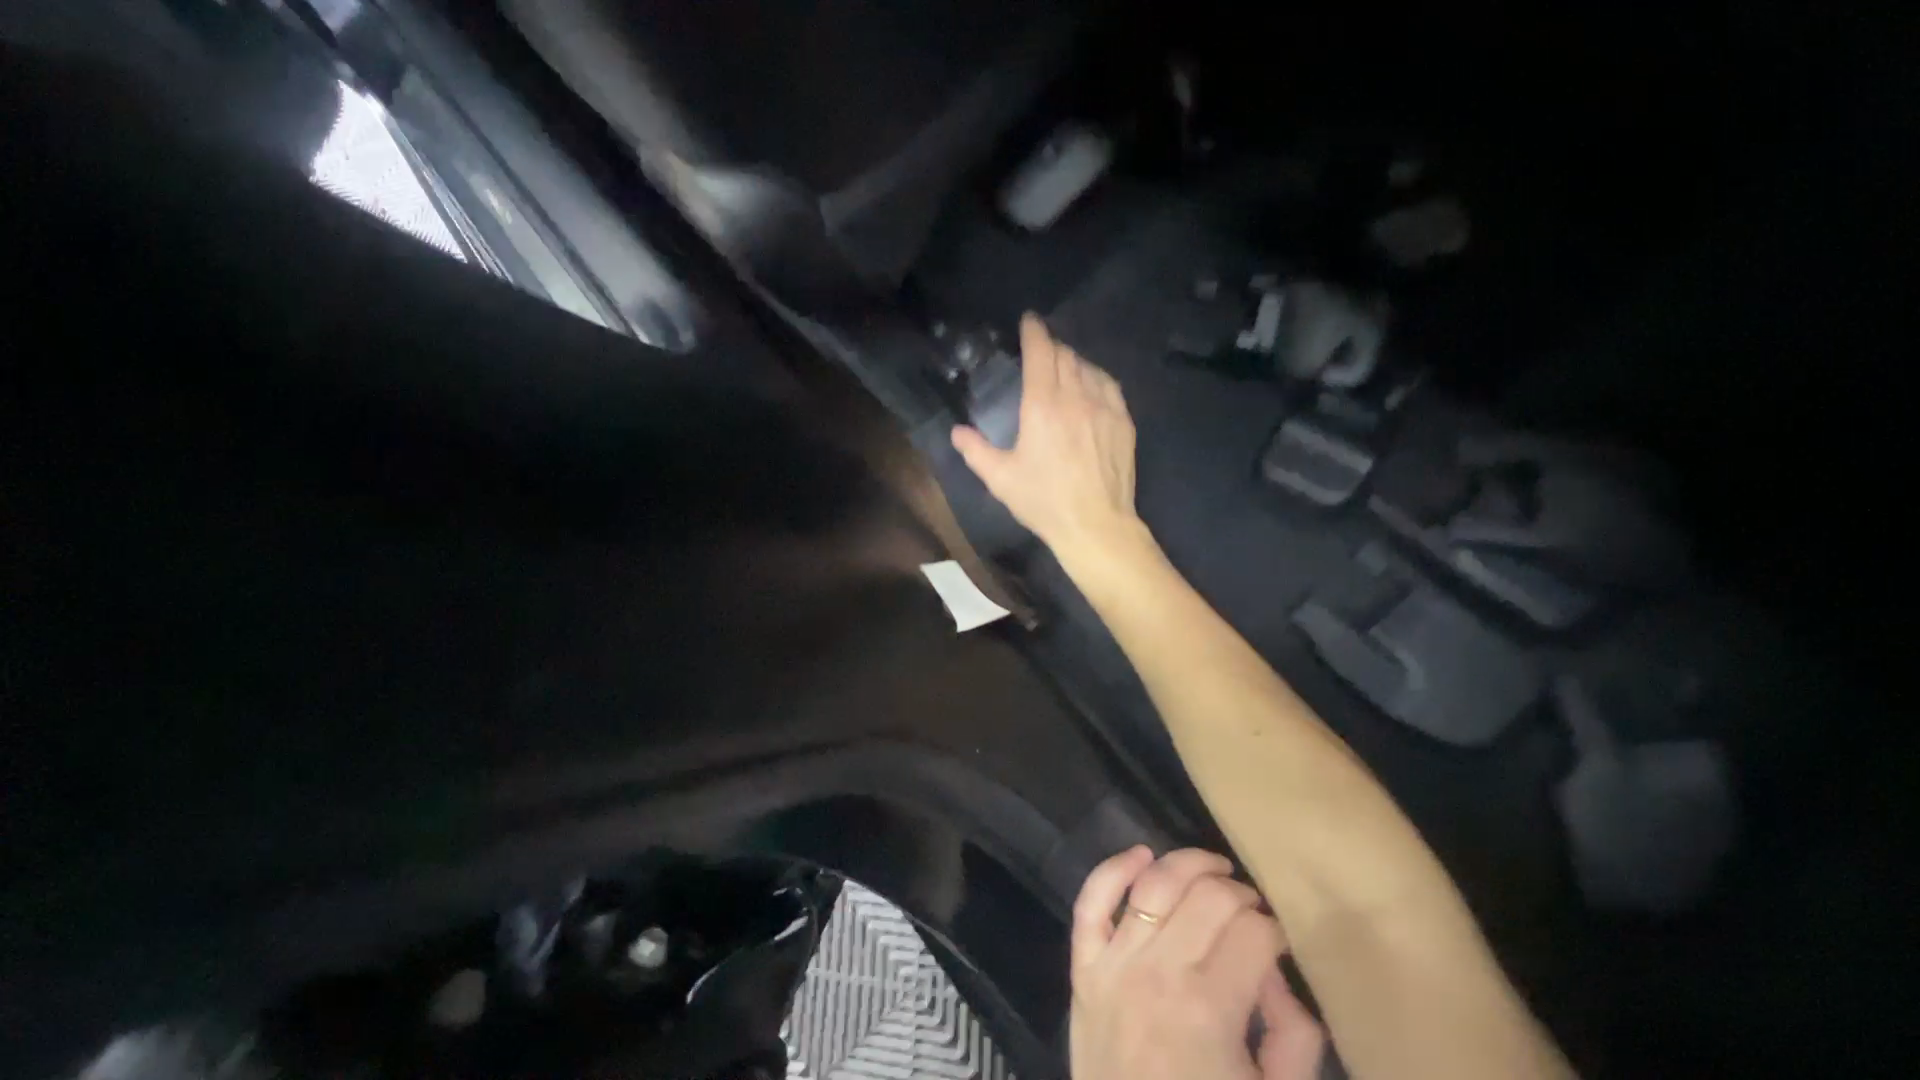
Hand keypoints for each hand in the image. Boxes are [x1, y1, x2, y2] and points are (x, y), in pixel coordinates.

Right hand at [951, 314, 1143, 564]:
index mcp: (1042, 405)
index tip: (1029, 321)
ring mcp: (1104, 408)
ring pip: (1088, 367)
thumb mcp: (1000, 479)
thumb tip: (957, 431)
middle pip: (1065, 355)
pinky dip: (1096, 377)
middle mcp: (1075, 397)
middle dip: (1051, 347)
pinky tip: (1090, 385)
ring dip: (1073, 361)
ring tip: (1063, 368)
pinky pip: (1109, 385)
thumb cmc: (1044, 502)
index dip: (1034, 331)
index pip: (1040, 352)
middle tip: (1040, 351)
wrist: (1096, 524)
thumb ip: (975, 451)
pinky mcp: (1123, 422)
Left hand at [1070, 847, 1324, 1079]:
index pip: (1256, 931)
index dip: (1277, 931)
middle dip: (1242, 896)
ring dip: (1189, 865)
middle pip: (1210, 896)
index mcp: (1209, 1007)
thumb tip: (1275, 974)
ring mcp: (1114, 966)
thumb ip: (1293, 1033)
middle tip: (1252, 917)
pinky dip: (1112, 869)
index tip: (1280, 947)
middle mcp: (1159, 973)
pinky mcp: (1082, 969)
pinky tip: (1140, 855)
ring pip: (1154, 884)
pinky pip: (1090, 903)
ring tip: (1215, 871)